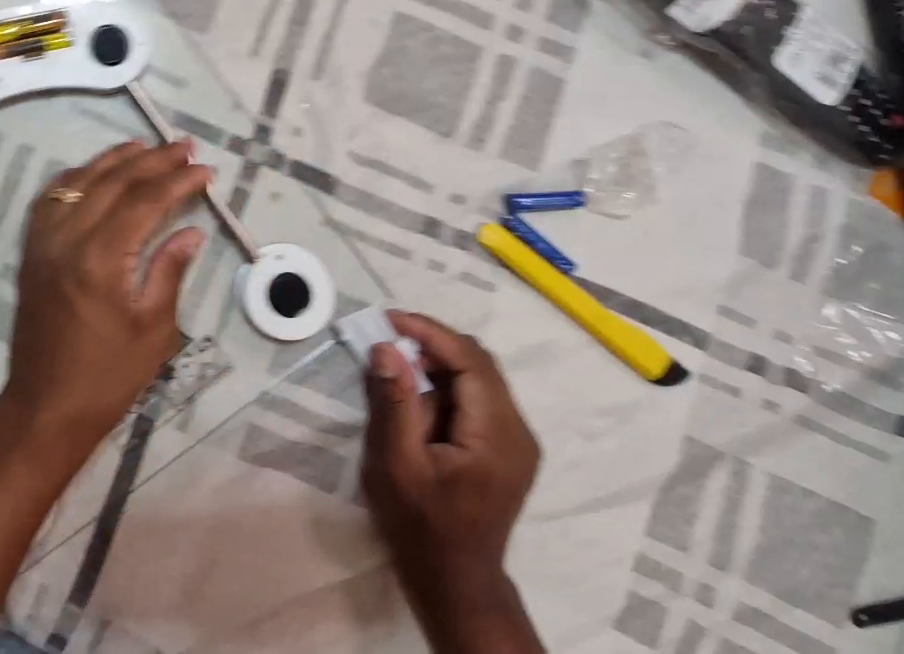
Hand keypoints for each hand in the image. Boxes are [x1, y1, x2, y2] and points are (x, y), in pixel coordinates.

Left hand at [0, 141, 212, 452]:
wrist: (47, 405)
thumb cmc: (108, 376)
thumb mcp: (153, 328)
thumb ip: (170, 270)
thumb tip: (192, 230)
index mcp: (100, 259)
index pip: (144, 202)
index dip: (177, 182)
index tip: (205, 171)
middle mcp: (66, 239)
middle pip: (112, 183)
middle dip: (151, 160)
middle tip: (183, 147)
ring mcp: (43, 243)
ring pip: (77, 183)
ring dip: (112, 161)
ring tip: (144, 147)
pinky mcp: (31, 252)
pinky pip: (50, 200)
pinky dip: (75, 179)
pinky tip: (93, 173)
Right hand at [363, 312, 543, 652]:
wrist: (454, 582)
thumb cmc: (420, 527)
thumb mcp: (396, 464)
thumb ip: (394, 403)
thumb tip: (387, 348)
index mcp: (498, 434)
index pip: (470, 360)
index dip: (430, 332)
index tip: (387, 320)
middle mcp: (518, 431)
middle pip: (479, 364)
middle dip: (431, 344)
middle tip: (385, 341)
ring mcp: (515, 441)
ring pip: (478, 378)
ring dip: (436, 364)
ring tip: (393, 366)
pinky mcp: (503, 449)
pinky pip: (476, 399)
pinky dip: (444, 386)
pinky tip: (414, 396)